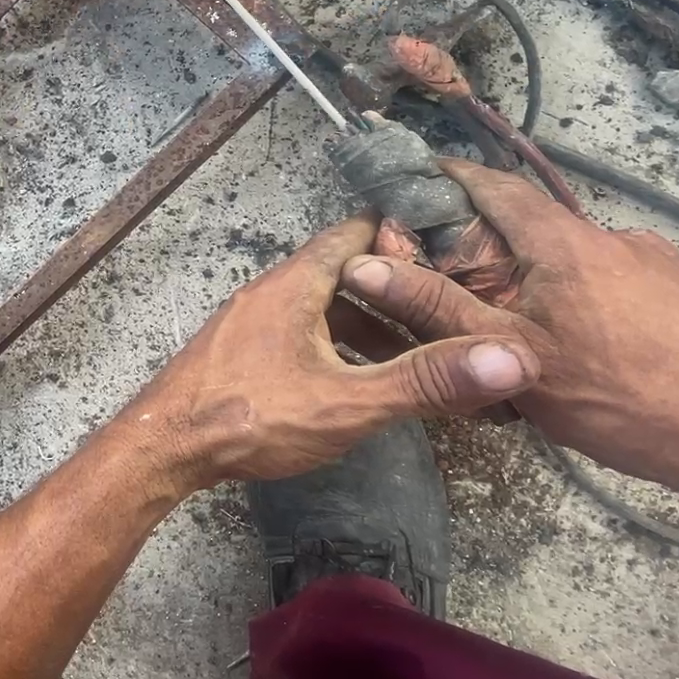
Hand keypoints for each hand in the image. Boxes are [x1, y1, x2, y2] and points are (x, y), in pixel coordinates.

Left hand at [115, 213, 539, 488]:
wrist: (165, 445)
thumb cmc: (251, 416)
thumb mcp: (347, 402)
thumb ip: (425, 381)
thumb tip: (514, 357)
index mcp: (291, 286)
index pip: (349, 236)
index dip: (398, 233)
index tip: (452, 242)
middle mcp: (266, 293)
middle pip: (339, 274)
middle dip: (394, 290)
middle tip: (452, 311)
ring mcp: (247, 322)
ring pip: (317, 308)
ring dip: (365, 326)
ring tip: (418, 358)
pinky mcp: (238, 350)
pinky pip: (297, 332)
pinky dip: (334, 345)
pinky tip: (357, 381)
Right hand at [340, 159, 678, 499]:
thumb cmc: (627, 396)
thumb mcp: (511, 353)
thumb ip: (435, 306)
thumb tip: (359, 265)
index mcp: (566, 244)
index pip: (496, 186)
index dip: (449, 176)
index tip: (410, 178)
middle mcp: (615, 241)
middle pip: (532, 227)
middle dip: (485, 246)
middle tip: (447, 283)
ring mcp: (662, 267)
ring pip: (573, 261)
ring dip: (536, 281)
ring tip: (512, 331)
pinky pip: (613, 285)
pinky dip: (578, 301)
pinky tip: (578, 350)